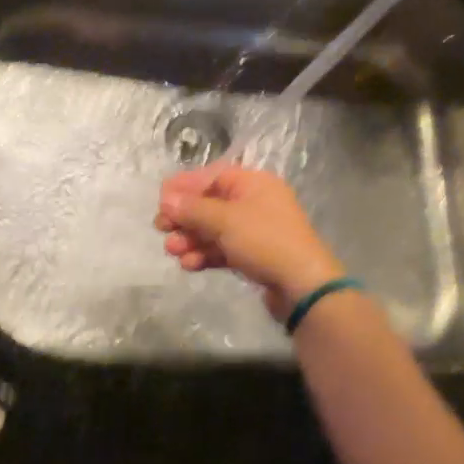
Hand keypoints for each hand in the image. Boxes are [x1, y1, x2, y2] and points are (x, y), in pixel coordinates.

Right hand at [155, 163, 347, 321]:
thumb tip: (166, 199)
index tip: (160, 200)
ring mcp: (255, 230)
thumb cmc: (265, 241)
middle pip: (210, 203)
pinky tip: (189, 264)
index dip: (184, 186)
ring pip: (214, 229)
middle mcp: (254, 202)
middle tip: (160, 229)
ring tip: (172, 251)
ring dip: (190, 239)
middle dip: (184, 217)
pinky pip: (223, 249)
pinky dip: (205, 254)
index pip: (212, 176)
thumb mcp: (225, 220)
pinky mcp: (254, 256)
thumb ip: (192, 208)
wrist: (303, 286)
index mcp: (253, 183)